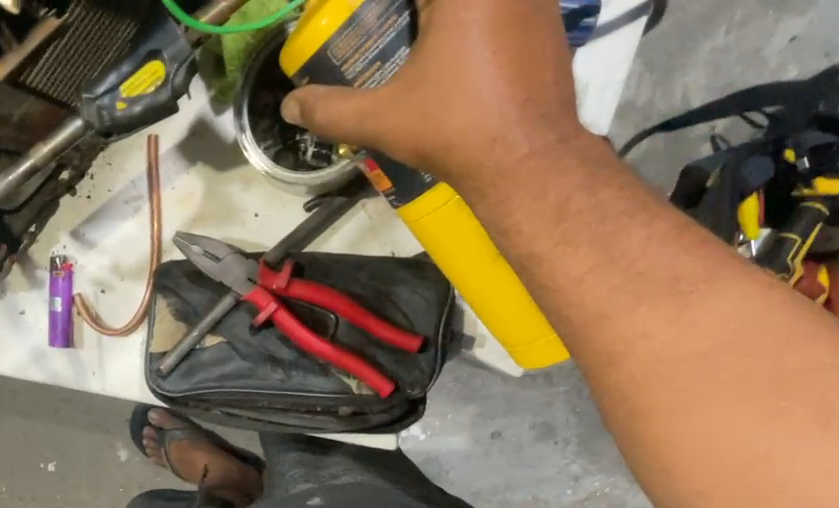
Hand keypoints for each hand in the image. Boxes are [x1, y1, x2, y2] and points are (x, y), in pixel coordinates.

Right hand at [280, 0, 589, 192]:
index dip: (376, 10)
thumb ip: (332, 110)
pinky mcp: (546, 14)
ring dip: (440, 17)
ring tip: (416, 39)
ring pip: (472, 3)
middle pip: (436, 1)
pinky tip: (455, 52)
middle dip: (408, 16)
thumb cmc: (456, 130)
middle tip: (381, 29)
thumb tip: (291, 107)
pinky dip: (473, 20)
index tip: (353, 18)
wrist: (528, 160)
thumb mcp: (383, 120)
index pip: (400, 1)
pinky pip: (499, 7)